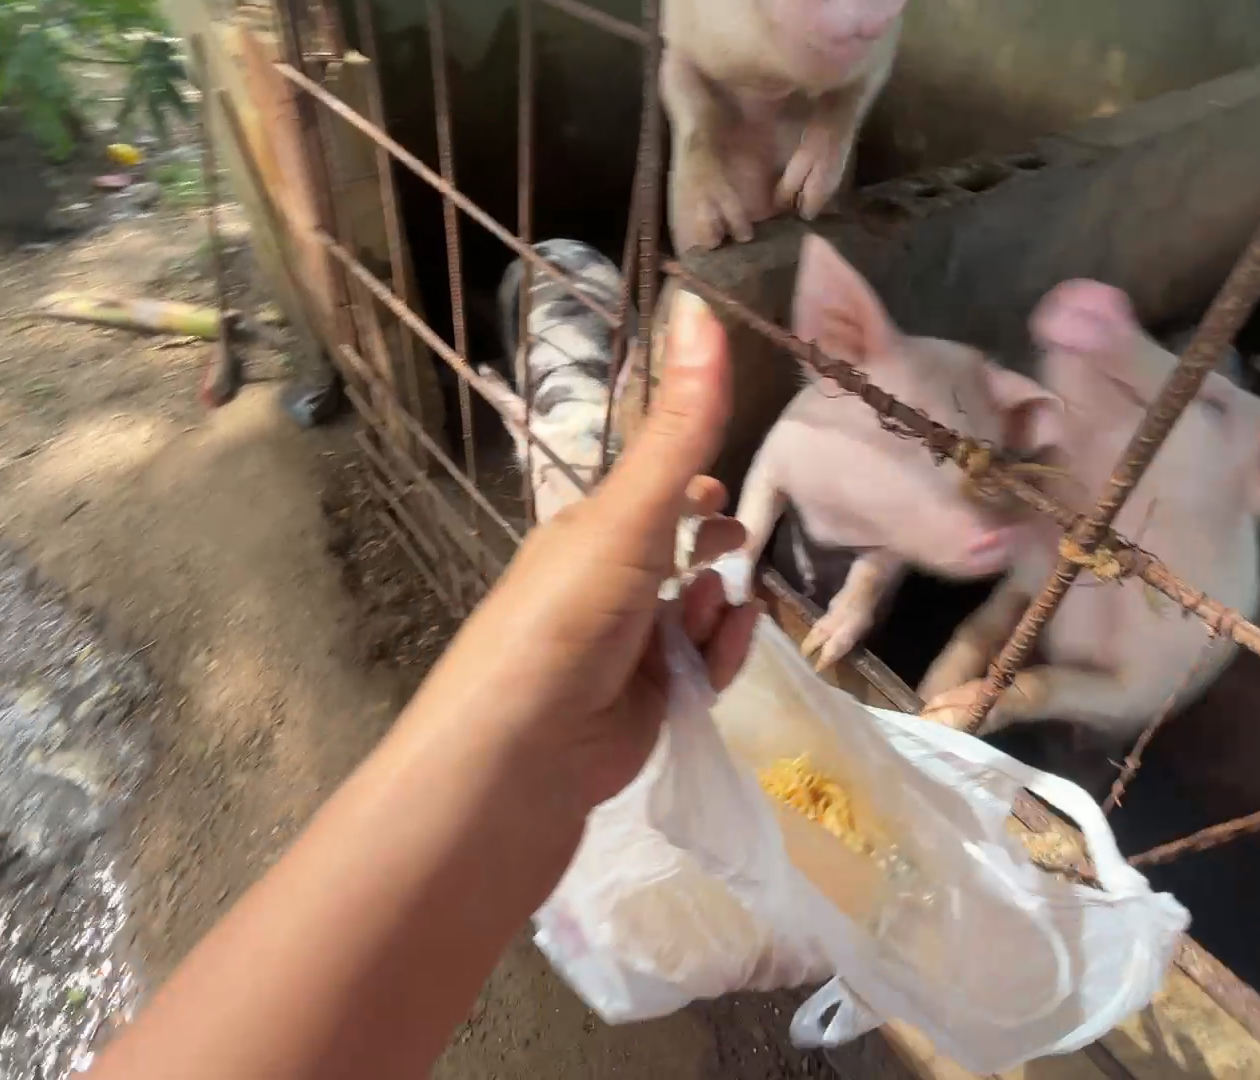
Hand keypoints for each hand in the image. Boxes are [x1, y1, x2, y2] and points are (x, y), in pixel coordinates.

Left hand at [402, 291, 759, 808]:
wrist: (527, 747)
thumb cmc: (572, 611)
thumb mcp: (630, 512)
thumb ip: (677, 425)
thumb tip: (698, 305)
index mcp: (593, 532)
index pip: (651, 495)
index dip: (692, 486)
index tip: (722, 491)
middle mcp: (609, 584)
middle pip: (681, 554)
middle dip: (716, 549)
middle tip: (732, 549)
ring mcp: (630, 645)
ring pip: (701, 612)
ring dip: (720, 607)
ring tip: (713, 617)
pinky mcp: (649, 699)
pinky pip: (702, 666)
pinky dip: (718, 657)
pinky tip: (715, 657)